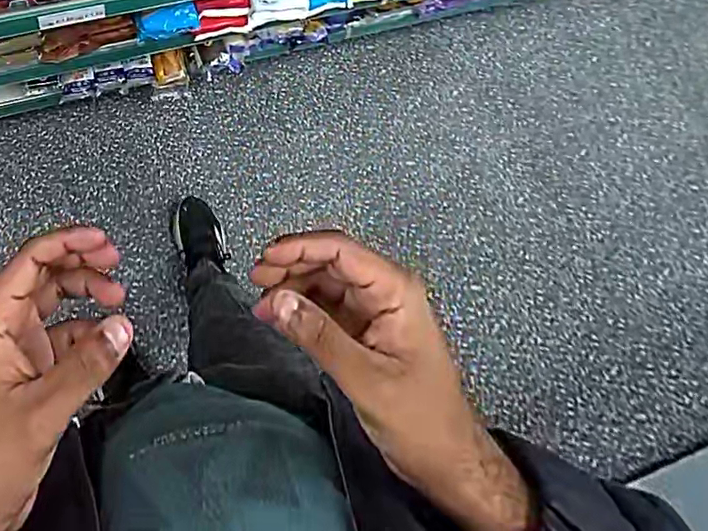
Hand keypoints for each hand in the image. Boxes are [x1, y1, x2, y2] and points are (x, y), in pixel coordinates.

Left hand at [0, 226, 133, 530]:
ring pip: (57, 297)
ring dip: (88, 290)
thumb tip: (119, 326)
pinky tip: (105, 336)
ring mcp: (17, 345)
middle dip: (83, 260)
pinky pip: (66, 329)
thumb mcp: (41, 409)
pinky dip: (89, 326)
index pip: (31, 259)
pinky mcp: (32, 365)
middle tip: (113, 259)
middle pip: (47, 272)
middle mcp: (4, 328)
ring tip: (116, 294)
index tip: (98, 240)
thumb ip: (86, 365)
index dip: (67, 241)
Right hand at [252, 232, 532, 530]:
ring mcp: (375, 309)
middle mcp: (386, 292)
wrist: (448, 461)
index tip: (270, 256)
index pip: (341, 250)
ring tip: (264, 299)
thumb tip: (281, 301)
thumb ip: (320, 336)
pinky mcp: (364, 329)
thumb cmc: (427, 422)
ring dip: (292, 286)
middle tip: (259, 275)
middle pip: (330, 260)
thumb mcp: (367, 378)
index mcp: (396, 290)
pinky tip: (281, 315)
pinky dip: (301, 307)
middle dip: (291, 264)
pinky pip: (326, 306)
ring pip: (325, 281)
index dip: (301, 247)